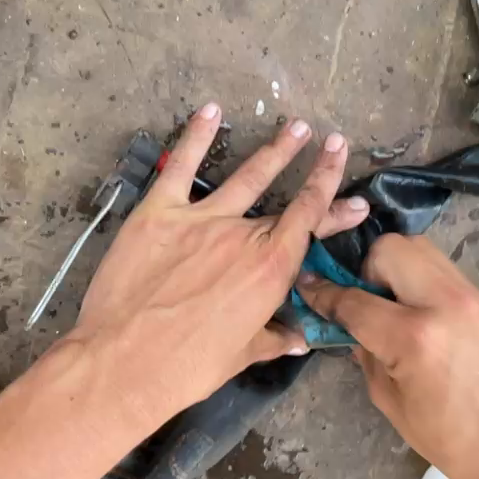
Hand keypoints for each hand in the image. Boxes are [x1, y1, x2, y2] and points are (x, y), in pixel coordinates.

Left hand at [66, 102, 367, 430]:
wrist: (124, 363)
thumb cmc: (188, 367)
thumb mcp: (241, 355)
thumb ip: (275, 339)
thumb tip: (302, 339)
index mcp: (270, 269)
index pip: (311, 223)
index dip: (335, 200)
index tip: (355, 189)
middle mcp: (244, 235)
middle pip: (289, 200)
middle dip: (317, 171)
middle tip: (334, 142)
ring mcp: (201, 218)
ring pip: (247, 176)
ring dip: (275, 150)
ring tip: (295, 126)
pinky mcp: (159, 212)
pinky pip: (181, 167)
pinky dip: (196, 136)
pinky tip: (211, 111)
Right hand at [296, 234, 478, 478]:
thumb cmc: (446, 438)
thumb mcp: (387, 398)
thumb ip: (363, 349)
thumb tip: (345, 320)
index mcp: (414, 337)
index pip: (355, 300)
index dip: (324, 295)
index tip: (309, 289)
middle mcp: (442, 303)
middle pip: (388, 249)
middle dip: (365, 269)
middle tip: (365, 301)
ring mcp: (468, 295)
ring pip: (417, 247)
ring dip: (393, 267)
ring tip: (391, 304)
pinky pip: (438, 266)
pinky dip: (417, 277)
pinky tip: (415, 310)